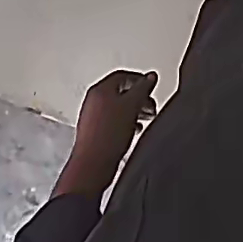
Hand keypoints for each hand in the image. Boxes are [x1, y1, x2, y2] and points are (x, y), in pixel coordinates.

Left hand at [53, 70, 157, 197]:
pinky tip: (133, 130)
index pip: (122, 76)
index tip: (150, 84)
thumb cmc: (107, 136)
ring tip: (145, 117)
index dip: (139, 79)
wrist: (92, 165)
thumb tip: (150, 77)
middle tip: (150, 103)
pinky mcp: (94, 132)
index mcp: (100, 89)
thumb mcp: (131, 107)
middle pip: (119, 91)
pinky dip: (125, 121)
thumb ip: (142, 89)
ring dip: (133, 110)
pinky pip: (112, 120)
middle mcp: (93, 100)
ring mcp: (92, 116)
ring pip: (116, 106)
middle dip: (137, 96)